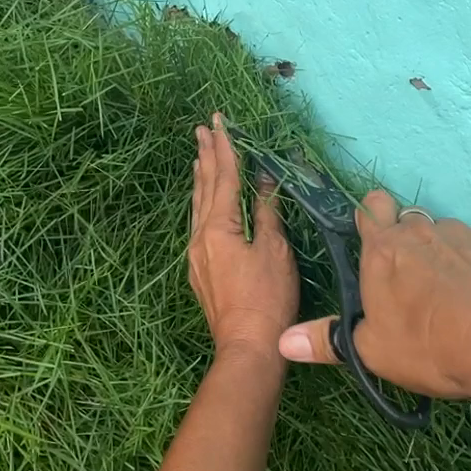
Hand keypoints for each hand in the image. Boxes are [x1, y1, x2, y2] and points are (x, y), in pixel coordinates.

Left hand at [186, 114, 297, 361]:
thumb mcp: (274, 251)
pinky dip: (202, 202)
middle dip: (205, 155)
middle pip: (204, 186)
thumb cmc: (267, 300)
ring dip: (200, 178)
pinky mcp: (200, 270)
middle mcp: (200, 235)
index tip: (218, 122)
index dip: (223, 147)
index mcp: (218, 226)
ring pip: (197, 205)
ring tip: (199, 156)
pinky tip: (203, 202)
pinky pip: (198, 222)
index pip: (222, 177)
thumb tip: (265, 178)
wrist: (248, 349)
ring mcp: (196, 254)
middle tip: (202, 129)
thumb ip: (267, 212)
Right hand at [277, 189, 470, 398]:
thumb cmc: (430, 346)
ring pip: (445, 233)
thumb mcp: (372, 351)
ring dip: (444, 253)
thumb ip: (327, 340)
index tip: (374, 240)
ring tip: (454, 293)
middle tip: (413, 279)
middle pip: (408, 218)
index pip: (369, 206)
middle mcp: (419, 230)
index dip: (370, 217)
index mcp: (383, 248)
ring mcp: (461, 234)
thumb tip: (282, 342)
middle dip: (408, 239)